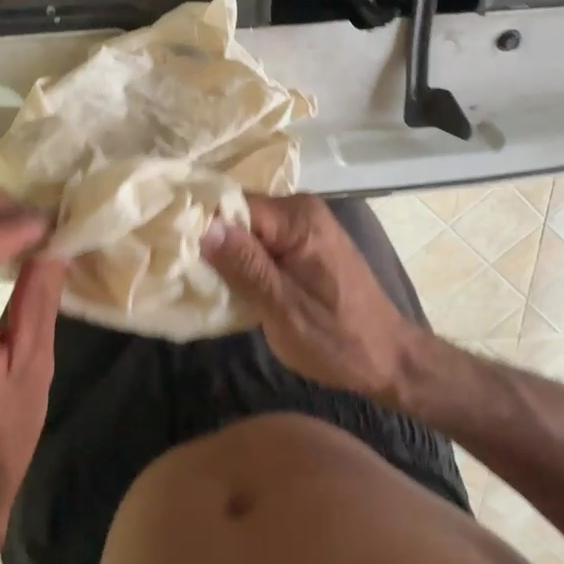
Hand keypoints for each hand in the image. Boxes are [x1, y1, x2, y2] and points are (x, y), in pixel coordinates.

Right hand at [201, 194, 426, 404]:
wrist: (390, 358)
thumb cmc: (338, 340)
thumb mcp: (284, 310)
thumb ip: (246, 266)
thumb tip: (205, 226)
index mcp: (298, 219)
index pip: (233, 204)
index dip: (203, 224)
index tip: (174, 247)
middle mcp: (302, 209)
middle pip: (239, 211)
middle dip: (212, 237)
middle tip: (180, 265)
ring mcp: (305, 224)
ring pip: (248, 226)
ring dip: (227, 250)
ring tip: (196, 273)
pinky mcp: (305, 241)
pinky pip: (263, 238)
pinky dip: (245, 256)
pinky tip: (228, 278)